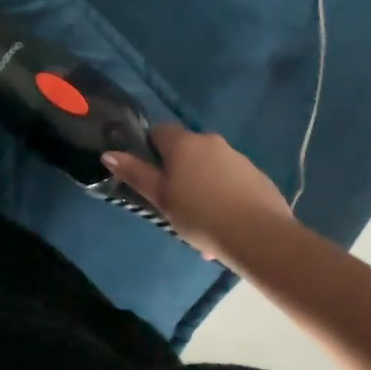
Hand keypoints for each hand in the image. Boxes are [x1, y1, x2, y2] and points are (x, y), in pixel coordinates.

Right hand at [103, 124, 293, 261]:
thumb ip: (135, 174)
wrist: (261, 238)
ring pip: (211, 168)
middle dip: (181, 174)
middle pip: (187, 151)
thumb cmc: (201, 216)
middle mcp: (210, 141)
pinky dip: (227, 197)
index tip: (154, 178)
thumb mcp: (161, 198)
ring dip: (204, 187)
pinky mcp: (259, 177)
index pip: (159, 132)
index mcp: (184, 143)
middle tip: (178, 207)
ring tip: (205, 225)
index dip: (152, 152)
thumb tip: (108, 153)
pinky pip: (234, 182)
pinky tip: (228, 226)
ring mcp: (238, 157)